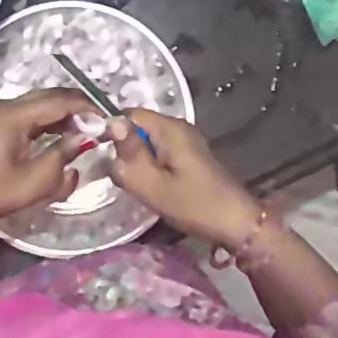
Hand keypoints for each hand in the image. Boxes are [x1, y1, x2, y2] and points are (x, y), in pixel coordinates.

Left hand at [0, 89, 98, 224]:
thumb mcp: (32, 182)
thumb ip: (62, 158)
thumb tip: (85, 139)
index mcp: (17, 114)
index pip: (62, 100)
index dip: (89, 108)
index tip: (109, 119)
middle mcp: (9, 106)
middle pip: (52, 96)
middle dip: (79, 106)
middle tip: (100, 122)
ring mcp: (0, 113)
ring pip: (41, 103)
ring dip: (64, 113)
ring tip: (85, 129)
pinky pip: (30, 113)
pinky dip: (49, 120)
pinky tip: (60, 135)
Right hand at [107, 109, 261, 247]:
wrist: (236, 222)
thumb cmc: (193, 204)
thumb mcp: (153, 184)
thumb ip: (130, 154)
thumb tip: (111, 121)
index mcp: (170, 128)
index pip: (130, 114)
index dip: (113, 131)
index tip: (102, 156)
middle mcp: (179, 127)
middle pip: (140, 127)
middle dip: (126, 149)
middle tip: (121, 177)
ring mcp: (187, 141)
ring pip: (149, 142)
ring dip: (139, 161)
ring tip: (136, 184)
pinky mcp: (191, 156)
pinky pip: (161, 152)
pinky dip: (152, 166)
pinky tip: (153, 187)